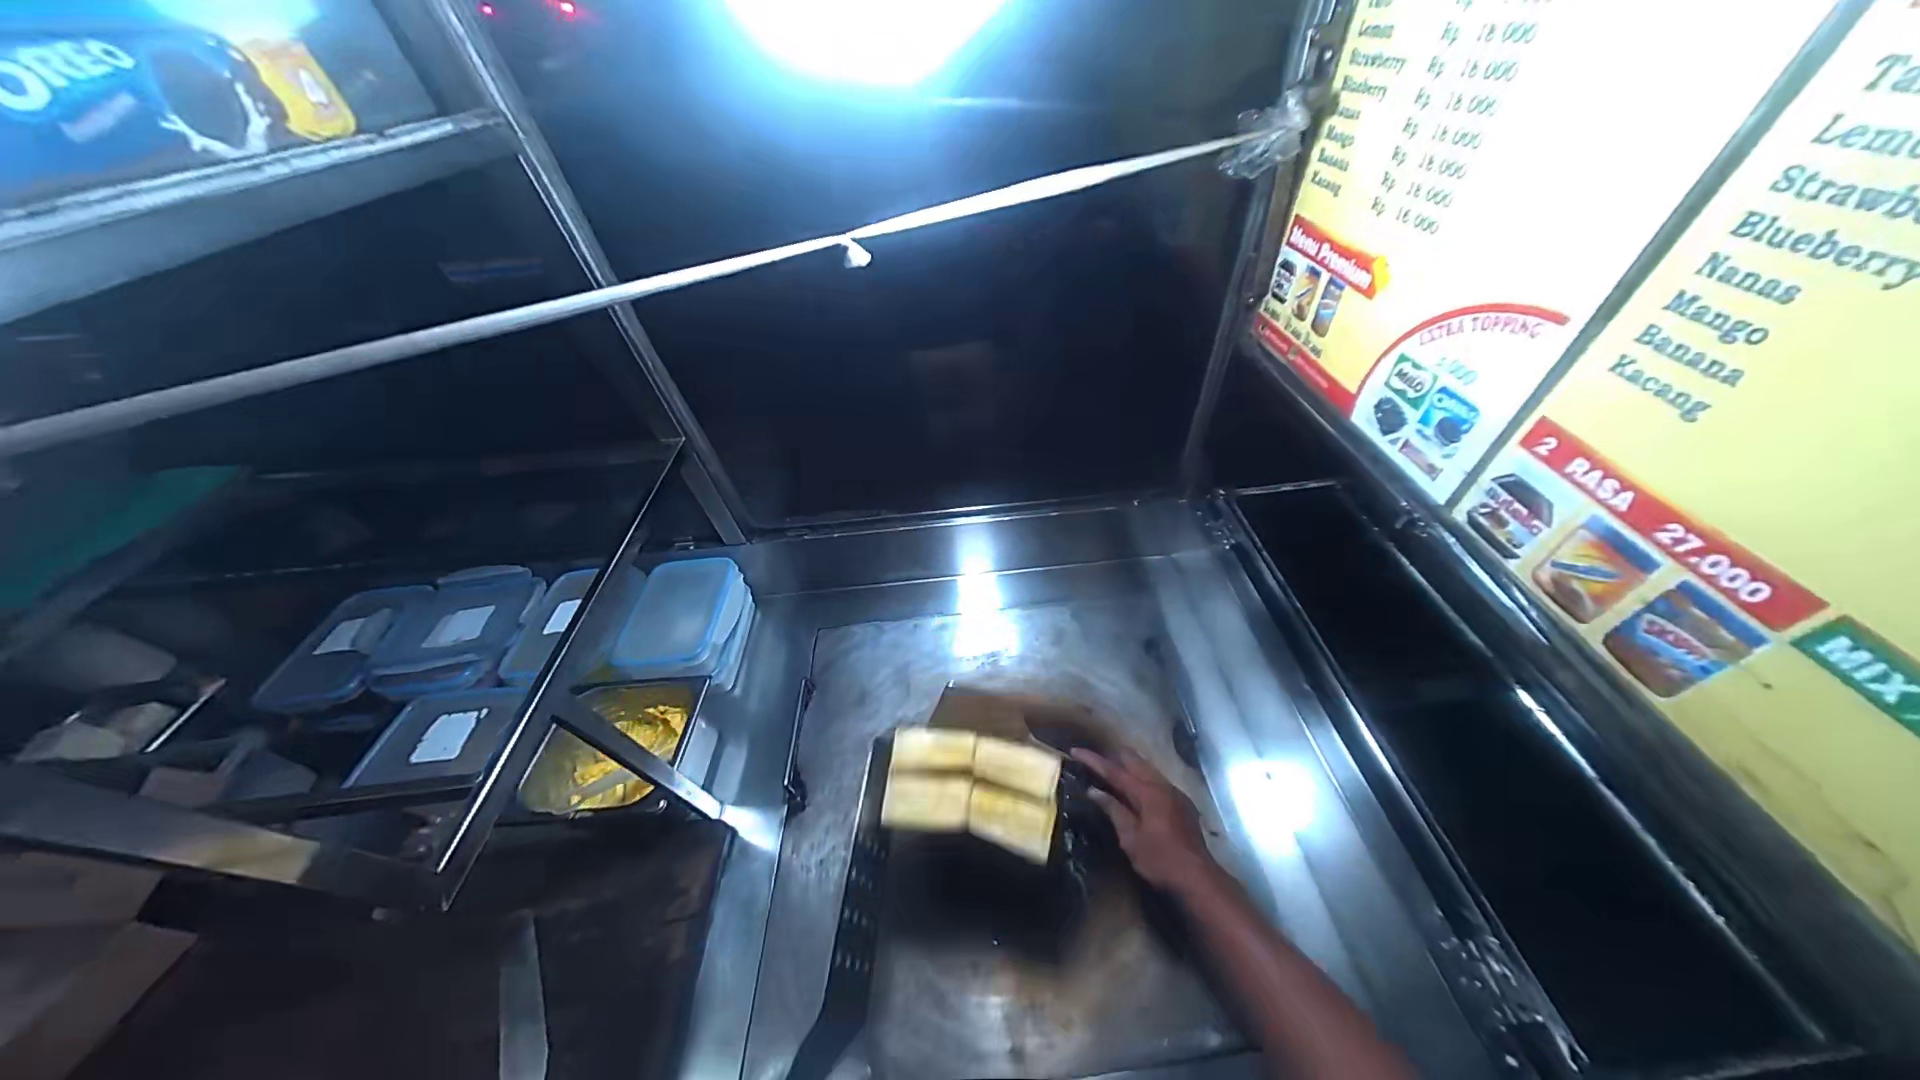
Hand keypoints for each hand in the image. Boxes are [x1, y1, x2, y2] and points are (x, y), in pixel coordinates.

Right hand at [1070, 747, 1218, 892]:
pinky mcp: (1182, 803)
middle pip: (1134, 761)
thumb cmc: (1160, 861)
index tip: (1075, 750)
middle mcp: (1162, 786)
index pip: (1114, 771)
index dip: (1093, 760)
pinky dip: (1142, 777)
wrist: (1198, 878)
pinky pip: (1158, 780)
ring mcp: (1175, 793)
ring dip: (1129, 766)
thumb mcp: (1130, 839)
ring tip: (1111, 771)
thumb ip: (1113, 810)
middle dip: (1113, 757)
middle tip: (1094, 760)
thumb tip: (1094, 791)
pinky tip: (1136, 789)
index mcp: (1147, 793)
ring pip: (1148, 768)